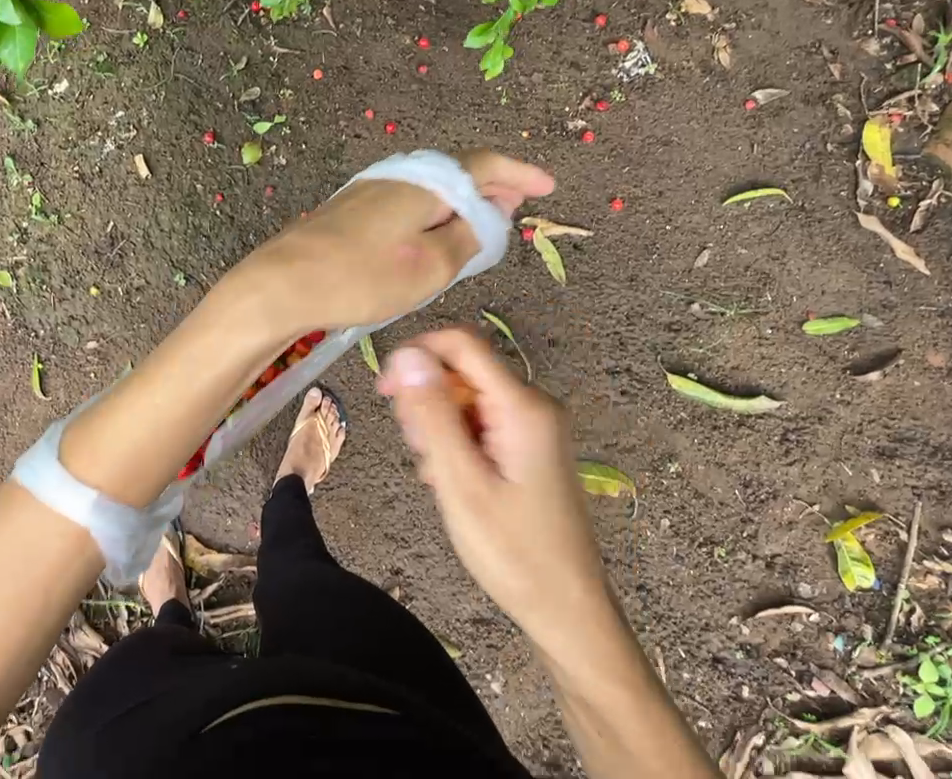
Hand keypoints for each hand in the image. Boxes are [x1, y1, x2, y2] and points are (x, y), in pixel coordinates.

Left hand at [224, 150, 552, 334]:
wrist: (278, 286)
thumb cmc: (359, 279)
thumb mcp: (429, 266)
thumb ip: (468, 236)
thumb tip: (492, 211)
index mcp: (420, 184)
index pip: (481, 166)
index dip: (517, 173)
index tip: (546, 185)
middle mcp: (393, 178)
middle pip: (452, 174)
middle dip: (489, 186)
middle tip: (516, 202)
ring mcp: (365, 193)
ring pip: (426, 190)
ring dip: (458, 201)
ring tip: (480, 220)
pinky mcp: (346, 214)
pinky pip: (403, 204)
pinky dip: (429, 213)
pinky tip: (430, 234)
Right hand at [376, 328, 609, 636]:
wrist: (566, 608)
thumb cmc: (512, 552)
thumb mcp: (460, 483)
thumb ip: (432, 415)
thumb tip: (406, 355)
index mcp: (523, 406)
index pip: (461, 343)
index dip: (416, 355)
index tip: (386, 391)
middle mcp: (533, 405)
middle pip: (462, 370)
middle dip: (427, 399)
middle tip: (415, 448)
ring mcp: (533, 426)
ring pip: (466, 398)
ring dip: (438, 425)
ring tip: (434, 473)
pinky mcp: (528, 447)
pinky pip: (479, 422)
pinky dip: (455, 441)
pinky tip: (449, 479)